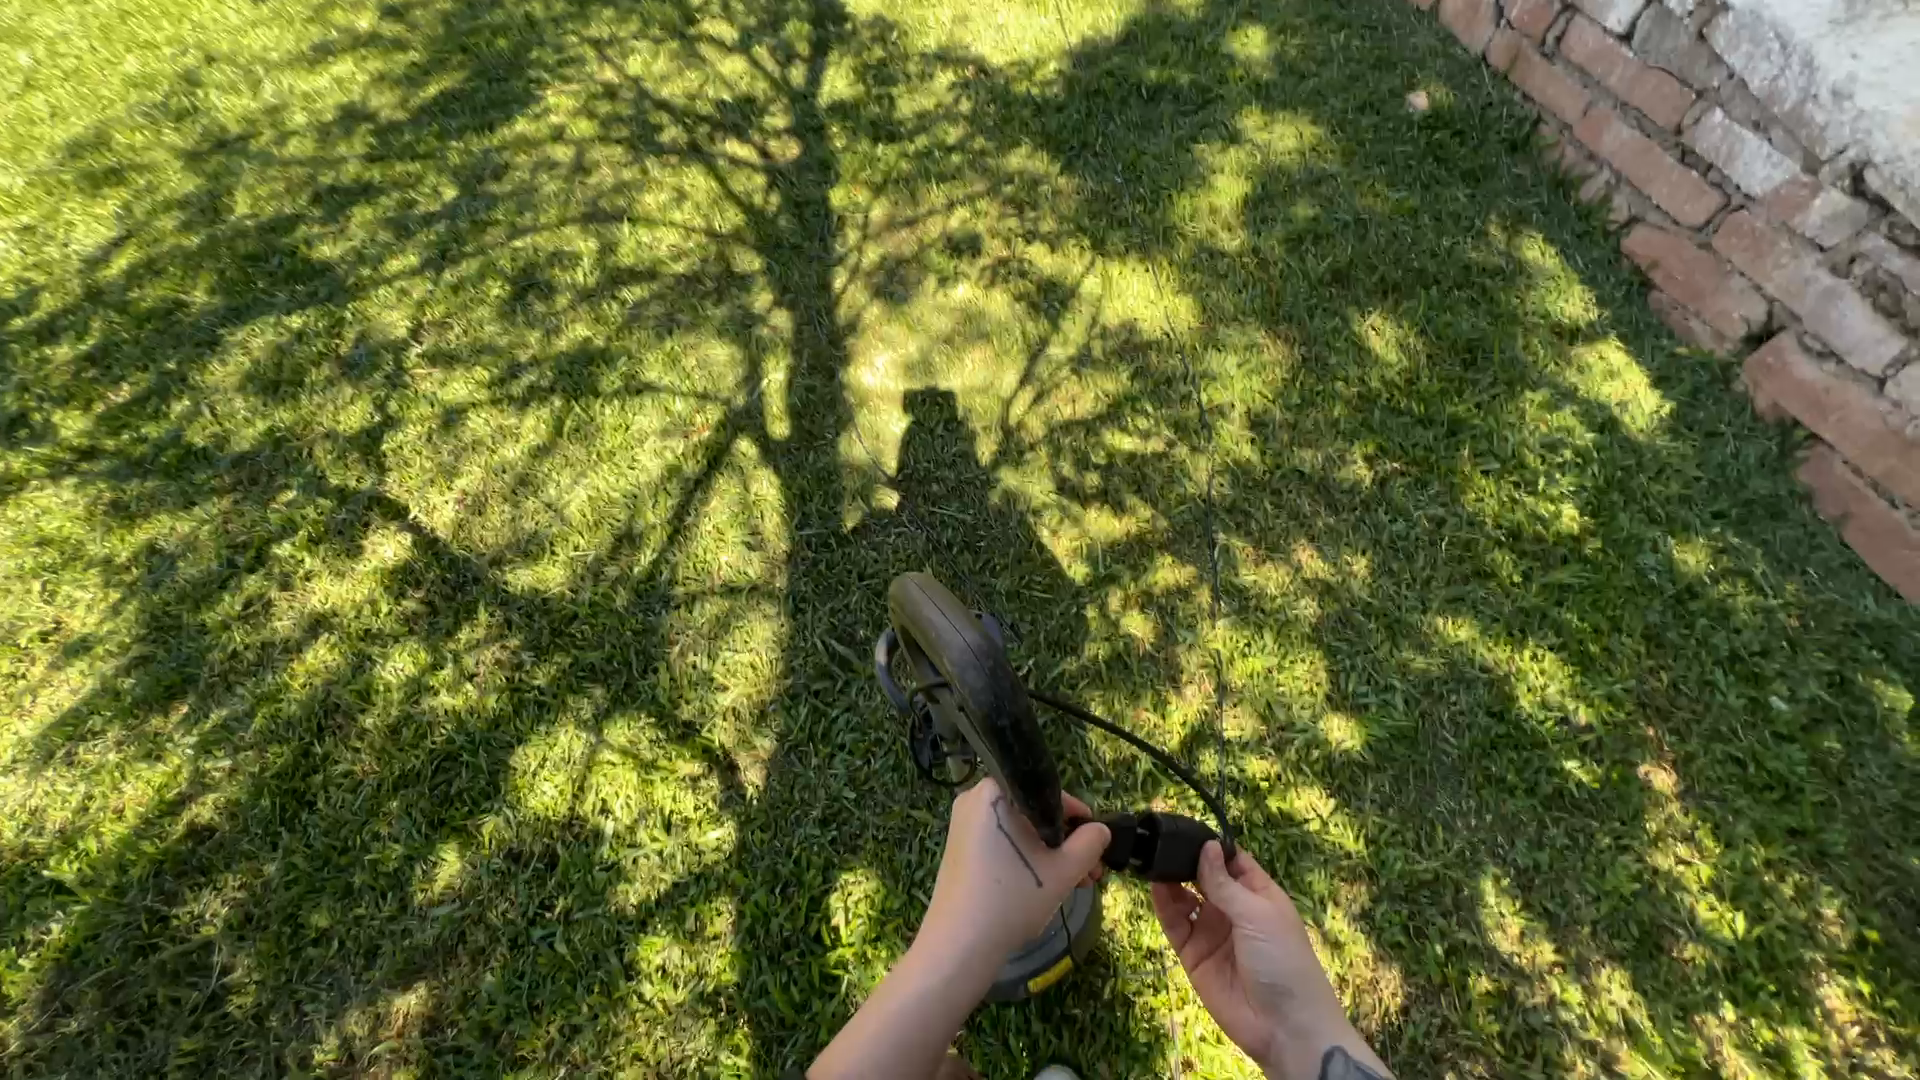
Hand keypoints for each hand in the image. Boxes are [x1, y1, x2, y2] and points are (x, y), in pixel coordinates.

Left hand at [917, 779, 1110, 967]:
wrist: (959, 945)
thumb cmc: (1012, 898)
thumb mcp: (1062, 871)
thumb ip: (1089, 844)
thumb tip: (1101, 830)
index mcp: (996, 790)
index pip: (1049, 795)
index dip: (1078, 819)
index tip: (1096, 845)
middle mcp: (975, 799)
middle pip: (1034, 815)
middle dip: (1066, 843)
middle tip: (1091, 873)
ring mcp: (964, 824)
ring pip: (1020, 832)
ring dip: (1049, 854)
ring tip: (1076, 885)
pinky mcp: (960, 848)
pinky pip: (1002, 843)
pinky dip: (1025, 858)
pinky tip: (1045, 885)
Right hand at [1152, 842, 1392, 1079]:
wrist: (1285, 1028)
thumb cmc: (1283, 960)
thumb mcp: (1258, 914)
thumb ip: (1225, 882)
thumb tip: (1206, 845)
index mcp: (1257, 894)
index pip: (1230, 860)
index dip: (1211, 844)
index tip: (1185, 825)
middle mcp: (1232, 909)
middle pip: (1203, 876)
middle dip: (1184, 859)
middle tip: (1159, 838)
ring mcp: (1211, 931)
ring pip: (1185, 897)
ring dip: (1170, 878)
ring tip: (1153, 858)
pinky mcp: (1193, 953)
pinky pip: (1175, 923)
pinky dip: (1163, 904)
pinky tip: (1155, 884)